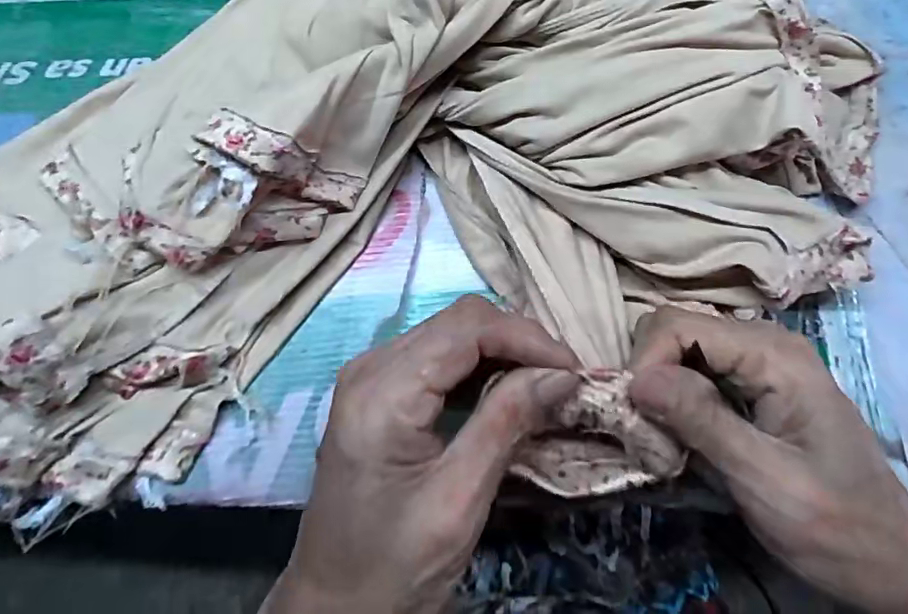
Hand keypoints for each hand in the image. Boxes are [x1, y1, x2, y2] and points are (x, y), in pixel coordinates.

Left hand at [263, 295, 579, 612]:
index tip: (574, 369)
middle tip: (566, 377)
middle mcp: (372, 365)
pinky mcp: (380, 387)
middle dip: (519, 339)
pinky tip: (510, 387)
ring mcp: (372, 372)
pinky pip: (439, 355)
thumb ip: (506, 424)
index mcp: (383, 390)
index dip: (526, 336)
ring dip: (503, 349)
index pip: (466, 328)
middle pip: (458, 321)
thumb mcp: (458, 501)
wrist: (332, 606)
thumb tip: (563, 374)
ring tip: (547, 381)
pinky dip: (481, 364)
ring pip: (452, 332)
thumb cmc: (393, 566)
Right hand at [627, 308, 907, 613]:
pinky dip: (677, 402)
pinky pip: (695, 372)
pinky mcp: (751, 383)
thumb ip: (702, 422)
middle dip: (650, 376)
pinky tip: (684, 439)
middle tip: (652, 436)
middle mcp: (762, 341)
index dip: (646, 362)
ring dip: (660, 392)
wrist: (894, 569)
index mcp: (772, 352)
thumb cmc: (838, 527)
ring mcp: (758, 361)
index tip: (636, 417)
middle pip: (674, 330)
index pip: (678, 324)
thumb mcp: (766, 480)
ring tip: (666, 443)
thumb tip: (635, 380)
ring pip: (679, 350)